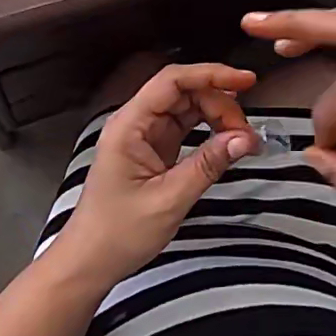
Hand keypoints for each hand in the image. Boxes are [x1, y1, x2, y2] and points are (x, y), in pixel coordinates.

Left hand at [46, 63, 260, 288]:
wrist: (90, 260)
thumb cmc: (117, 233)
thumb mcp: (169, 200)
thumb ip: (208, 165)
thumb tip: (244, 139)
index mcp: (129, 126)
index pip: (171, 81)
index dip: (210, 74)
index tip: (244, 80)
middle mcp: (134, 124)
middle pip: (182, 92)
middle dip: (218, 102)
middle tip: (245, 132)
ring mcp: (143, 137)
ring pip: (185, 109)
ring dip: (215, 116)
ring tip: (240, 137)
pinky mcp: (152, 152)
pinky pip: (183, 128)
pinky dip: (207, 131)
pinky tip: (225, 141)